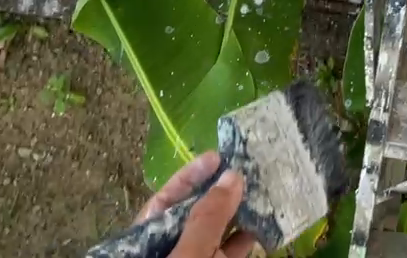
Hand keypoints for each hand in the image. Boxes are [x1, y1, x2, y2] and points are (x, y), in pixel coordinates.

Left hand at [137, 152, 257, 257]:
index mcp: (145, 244)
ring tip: (260, 189)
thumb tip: (232, 175)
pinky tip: (261, 223)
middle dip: (219, 191)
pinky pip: (227, 251)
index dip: (189, 177)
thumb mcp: (189, 255)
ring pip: (213, 233)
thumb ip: (207, 217)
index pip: (163, 202)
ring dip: (237, 212)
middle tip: (245, 168)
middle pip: (193, 214)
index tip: (216, 157)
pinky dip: (243, 236)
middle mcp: (168, 249)